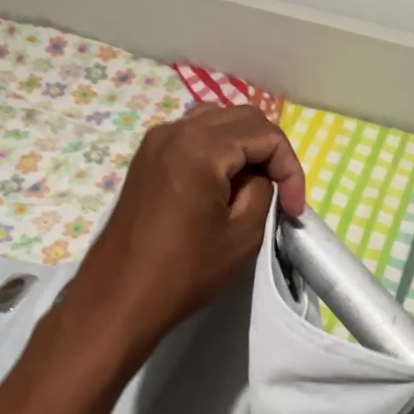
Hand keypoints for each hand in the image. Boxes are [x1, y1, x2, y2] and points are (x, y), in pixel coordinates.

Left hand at [60, 105, 305, 349]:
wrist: (120, 296)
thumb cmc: (185, 271)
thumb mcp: (243, 234)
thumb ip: (261, 191)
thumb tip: (257, 176)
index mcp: (201, 147)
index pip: (266, 134)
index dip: (290, 168)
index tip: (294, 209)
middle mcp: (175, 130)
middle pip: (242, 117)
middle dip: (270, 151)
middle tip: (281, 193)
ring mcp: (156, 142)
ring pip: (216, 121)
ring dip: (244, 146)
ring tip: (255, 186)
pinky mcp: (146, 159)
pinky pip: (193, 136)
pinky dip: (218, 150)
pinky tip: (224, 184)